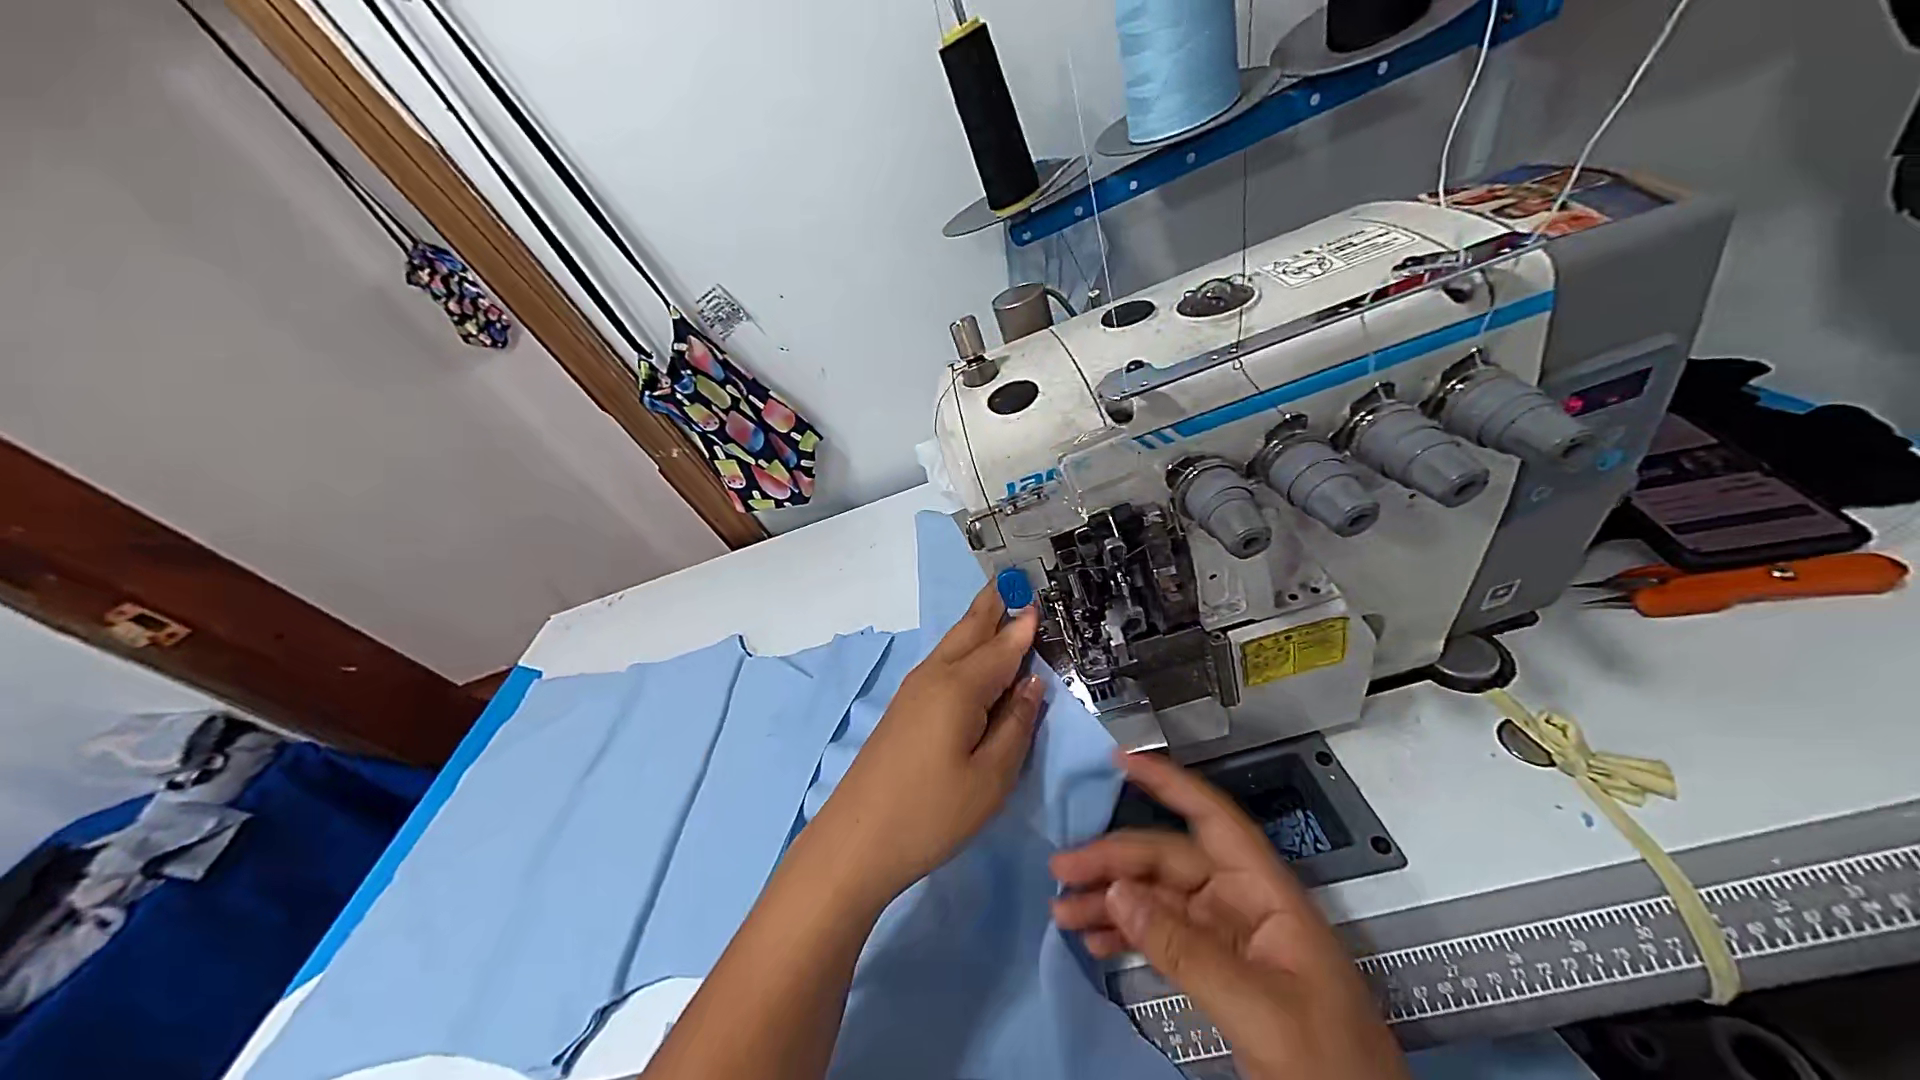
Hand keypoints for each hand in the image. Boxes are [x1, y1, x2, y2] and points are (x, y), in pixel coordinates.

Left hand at [807, 584, 1044, 905]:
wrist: (856, 841)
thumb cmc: (932, 813)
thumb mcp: (991, 777)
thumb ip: (1017, 725)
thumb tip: (1033, 685)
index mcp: (960, 687)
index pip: (1002, 648)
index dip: (1023, 627)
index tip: (1039, 600)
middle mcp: (934, 677)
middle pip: (969, 631)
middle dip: (992, 606)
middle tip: (1013, 582)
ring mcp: (913, 691)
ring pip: (952, 645)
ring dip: (976, 625)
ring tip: (998, 609)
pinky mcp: (903, 709)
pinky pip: (942, 665)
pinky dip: (963, 650)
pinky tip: (972, 660)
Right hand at [1049, 753, 1408, 1079]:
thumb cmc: (1329, 1063)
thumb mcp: (1259, 1008)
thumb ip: (1185, 949)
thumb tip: (1116, 892)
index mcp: (1267, 894)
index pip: (1215, 821)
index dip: (1170, 785)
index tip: (1122, 761)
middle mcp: (1242, 904)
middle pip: (1169, 861)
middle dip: (1114, 860)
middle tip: (1062, 869)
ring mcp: (1225, 938)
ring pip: (1156, 898)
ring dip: (1109, 899)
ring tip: (1064, 909)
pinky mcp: (1213, 971)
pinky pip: (1158, 936)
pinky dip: (1124, 934)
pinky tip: (1094, 940)